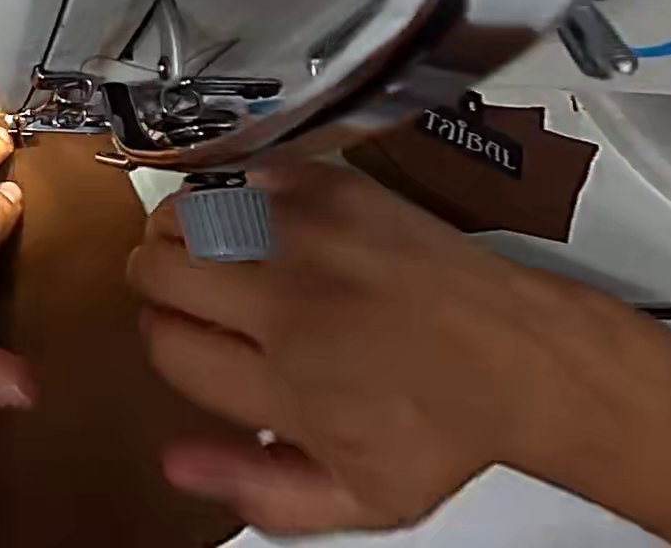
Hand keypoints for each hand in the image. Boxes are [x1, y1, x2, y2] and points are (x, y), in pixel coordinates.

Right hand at [126, 160, 670, 535]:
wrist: (518, 351)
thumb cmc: (433, 426)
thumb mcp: (356, 495)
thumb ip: (255, 487)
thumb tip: (171, 462)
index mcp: (286, 381)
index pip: (165, 344)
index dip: (161, 337)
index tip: (181, 332)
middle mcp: (284, 300)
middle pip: (156, 269)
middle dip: (153, 279)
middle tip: (179, 284)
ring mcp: (302, 232)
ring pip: (179, 214)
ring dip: (175, 233)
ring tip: (201, 247)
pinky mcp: (320, 184)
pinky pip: (230, 175)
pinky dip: (222, 195)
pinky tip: (245, 217)